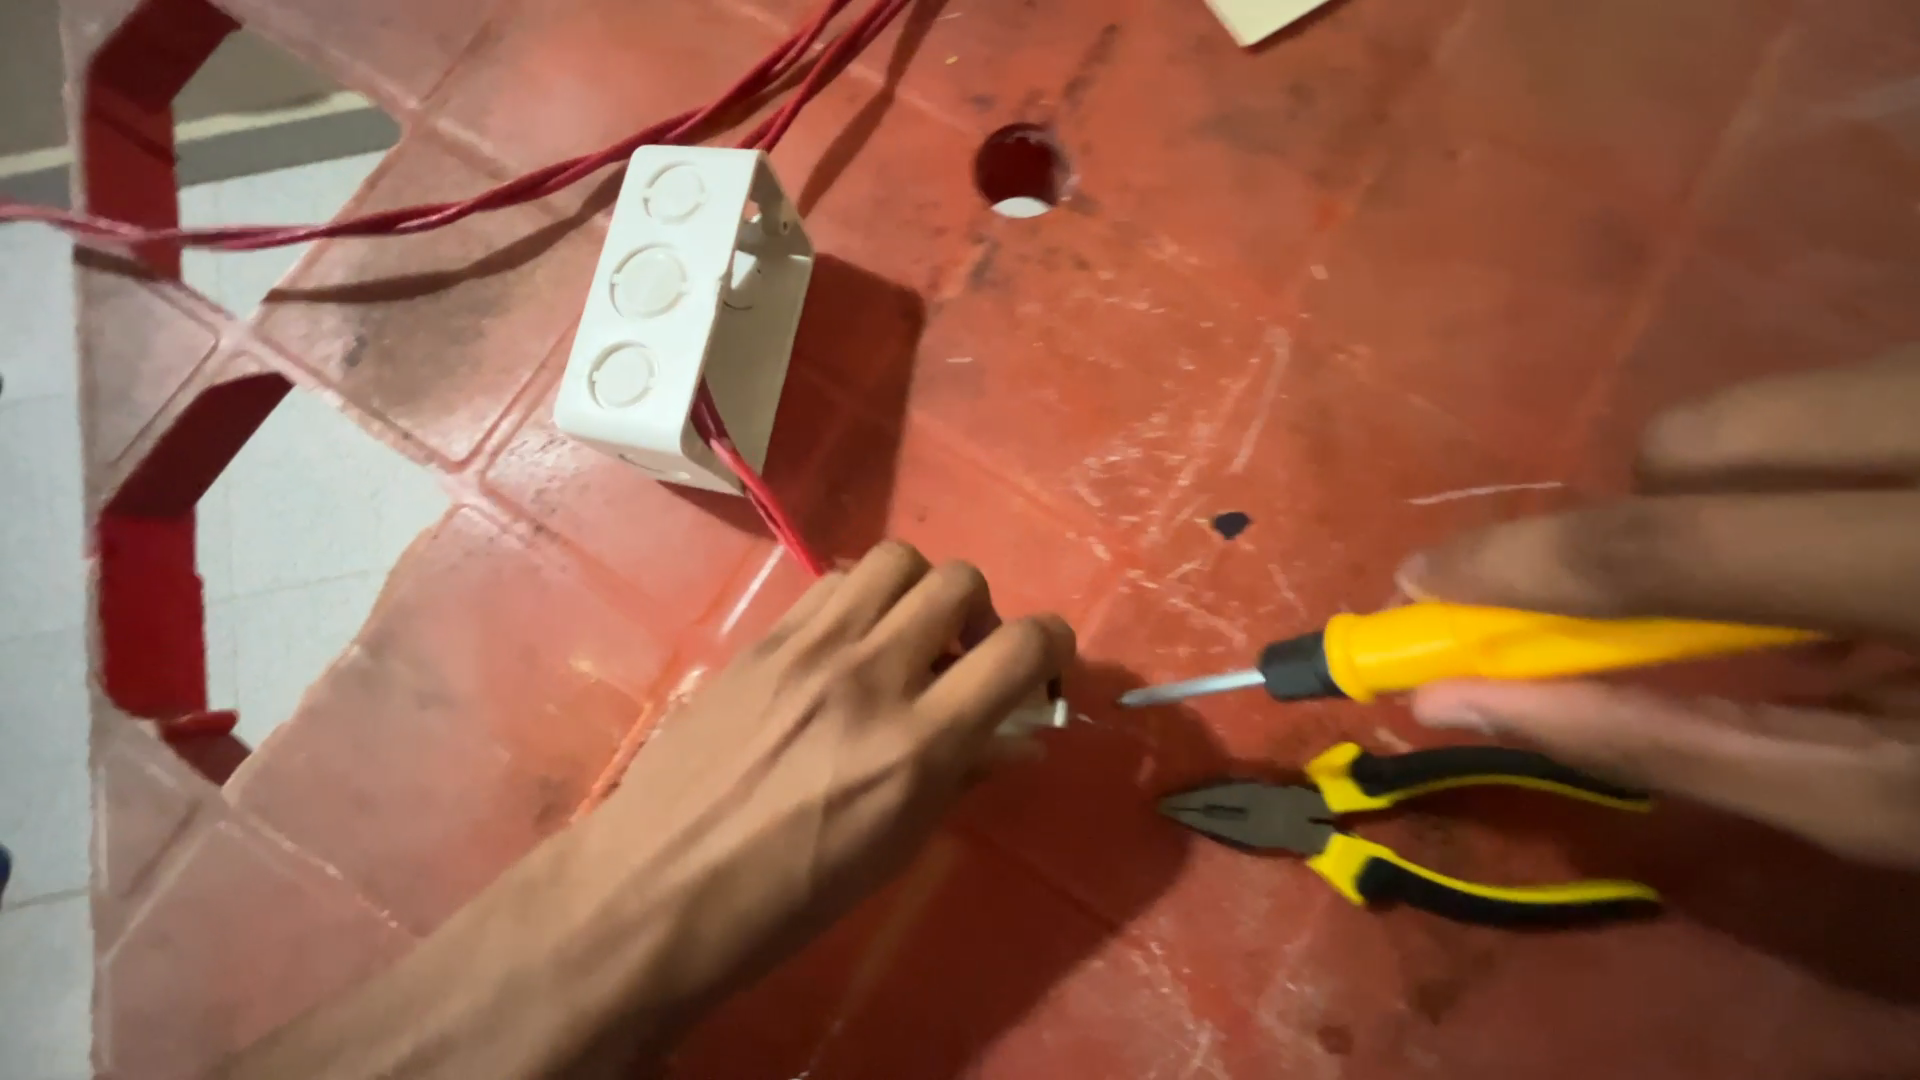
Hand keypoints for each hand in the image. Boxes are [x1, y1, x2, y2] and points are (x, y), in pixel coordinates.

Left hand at [584, 540, 1075, 1015]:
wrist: (658, 888)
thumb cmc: (790, 896)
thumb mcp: (897, 847)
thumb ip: (964, 774)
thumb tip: (1020, 737)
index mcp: (916, 745)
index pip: (1019, 649)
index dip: (1052, 642)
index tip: (1044, 661)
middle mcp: (870, 676)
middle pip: (959, 581)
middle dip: (982, 612)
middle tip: (964, 655)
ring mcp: (810, 648)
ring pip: (897, 560)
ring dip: (921, 590)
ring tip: (907, 637)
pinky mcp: (764, 639)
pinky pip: (834, 581)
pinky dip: (863, 597)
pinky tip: (850, 641)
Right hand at [1398, 352, 1919, 866]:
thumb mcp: (1890, 807)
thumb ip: (1659, 742)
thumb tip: (1456, 701)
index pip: (1668, 553)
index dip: (1517, 566)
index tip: (1419, 582)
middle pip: (1706, 437)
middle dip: (1659, 518)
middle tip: (1720, 596)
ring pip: (1781, 400)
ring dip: (1751, 488)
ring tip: (1850, 566)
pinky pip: (1863, 388)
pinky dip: (1840, 461)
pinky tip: (1908, 527)